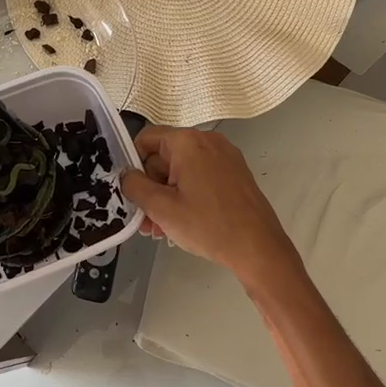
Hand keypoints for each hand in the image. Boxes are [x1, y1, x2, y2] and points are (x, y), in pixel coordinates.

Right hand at [121, 126, 298, 279]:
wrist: (259, 248)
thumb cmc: (208, 225)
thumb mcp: (161, 207)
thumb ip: (135, 186)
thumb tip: (126, 175)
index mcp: (188, 142)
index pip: (146, 138)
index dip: (132, 163)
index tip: (131, 190)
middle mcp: (208, 141)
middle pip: (164, 155)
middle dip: (151, 186)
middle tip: (145, 219)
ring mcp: (225, 157)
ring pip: (182, 170)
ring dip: (166, 195)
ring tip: (160, 227)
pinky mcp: (235, 174)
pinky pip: (200, 176)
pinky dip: (186, 194)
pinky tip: (182, 221)